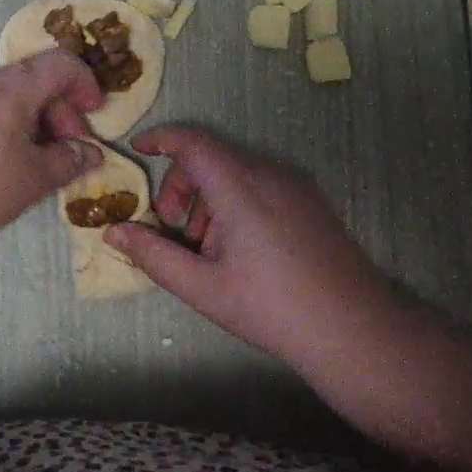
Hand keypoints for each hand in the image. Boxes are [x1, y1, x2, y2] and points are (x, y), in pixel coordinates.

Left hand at [0, 50, 106, 244]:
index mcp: (10, 87)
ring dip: (41, 120)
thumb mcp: (36, 177)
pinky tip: (17, 160)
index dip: (86, 83)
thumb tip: (91, 154)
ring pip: (17, 94)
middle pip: (39, 78)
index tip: (95, 113)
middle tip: (70, 150)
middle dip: (64, 111)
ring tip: (46, 160)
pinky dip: (16, 124)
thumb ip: (70, 160)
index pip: (61, 62)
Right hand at [103, 126, 396, 368]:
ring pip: (233, 173)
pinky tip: (234, 251)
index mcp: (241, 189)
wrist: (358, 332)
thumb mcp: (201, 287)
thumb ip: (153, 255)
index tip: (137, 150)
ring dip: (205, 199)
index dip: (160, 139)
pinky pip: (257, 187)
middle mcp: (270, 177)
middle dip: (179, 185)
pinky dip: (231, 204)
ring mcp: (295, 189)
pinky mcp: (310, 205)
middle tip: (169, 228)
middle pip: (210, 158)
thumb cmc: (273, 308)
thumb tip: (112, 231)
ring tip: (204, 249)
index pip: (192, 142)